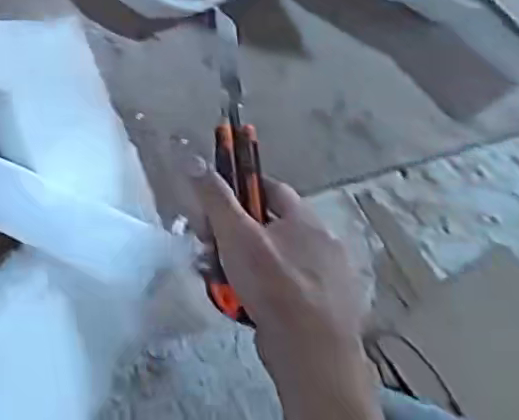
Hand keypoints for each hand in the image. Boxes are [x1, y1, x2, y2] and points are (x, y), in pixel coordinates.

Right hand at [192, 166, 380, 419]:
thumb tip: (192, 157)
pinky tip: (240, 299)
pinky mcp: (323, 311)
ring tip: (218, 275)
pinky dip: (259, 287)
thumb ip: (213, 195)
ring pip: (271, 256)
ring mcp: (327, 281)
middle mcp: (323, 245)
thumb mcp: (235, 234)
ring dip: (241, 260)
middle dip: (232, 230)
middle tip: (209, 243)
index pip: (268, 186)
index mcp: (307, 221)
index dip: (238, 188)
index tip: (213, 202)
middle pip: (266, 223)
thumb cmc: (275, 287)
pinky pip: (282, 285)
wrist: (314, 361)